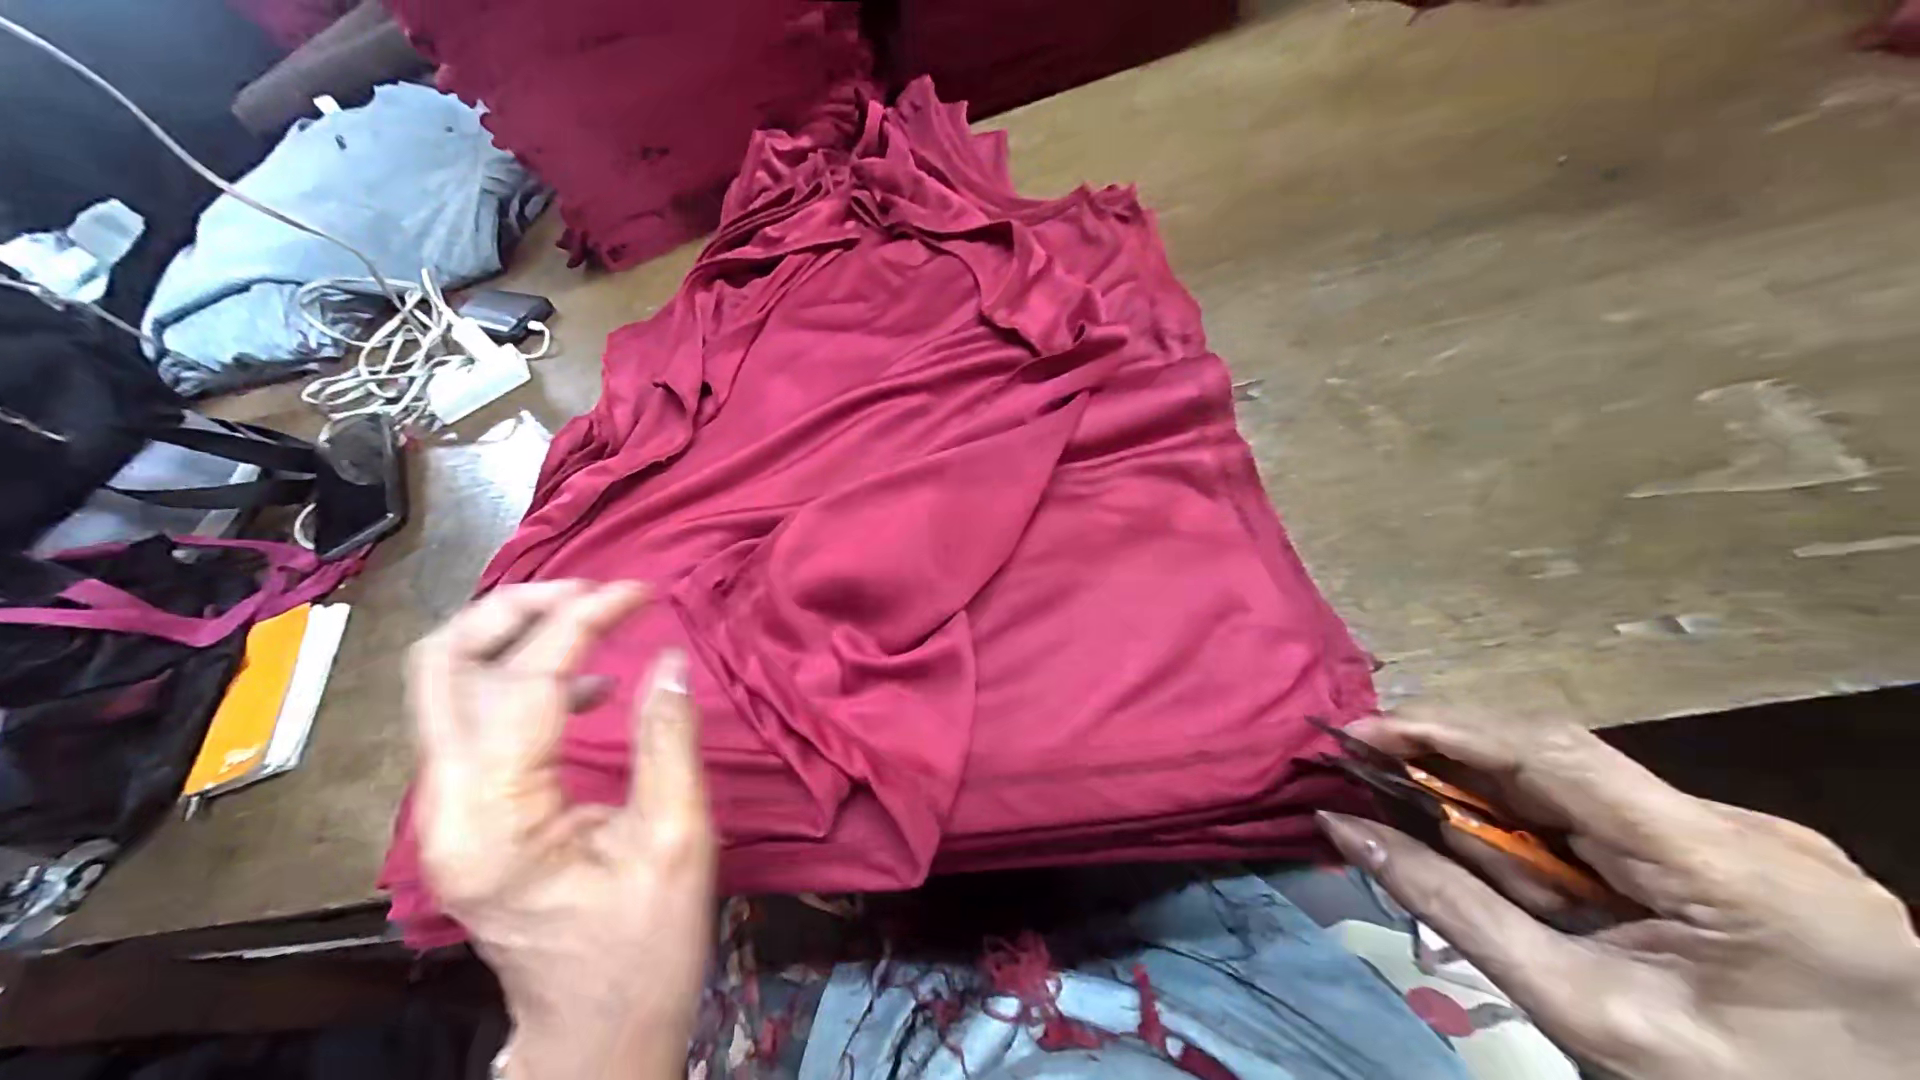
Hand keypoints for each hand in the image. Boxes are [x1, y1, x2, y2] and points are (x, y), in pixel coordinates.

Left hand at [408, 581, 714, 1079]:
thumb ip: (667, 739)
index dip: (583, 621)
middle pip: (440, 666)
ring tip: (592, 619)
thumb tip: (669, 659)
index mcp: (498, 819)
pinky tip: (584, 686)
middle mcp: (447, 807)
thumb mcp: (676, 839)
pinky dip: (521, 676)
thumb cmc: (643, 947)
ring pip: (446, 684)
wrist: (593, 1031)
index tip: (640, 591)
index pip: (526, 682)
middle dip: (515, 609)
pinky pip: (473, 716)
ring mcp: (445, 810)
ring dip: (514, 635)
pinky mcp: (465, 811)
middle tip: (591, 590)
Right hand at [1317, 707, 1919, 1079]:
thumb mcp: (1580, 1011)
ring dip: (1498, 816)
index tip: (1356, 732)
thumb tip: (1342, 825)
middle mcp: (1747, 830)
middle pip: (1558, 763)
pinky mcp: (1734, 852)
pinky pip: (1601, 816)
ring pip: (1572, 787)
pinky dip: (1540, 838)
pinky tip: (1539, 889)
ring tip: (1490, 882)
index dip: (1443, 728)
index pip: (1557, 754)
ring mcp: (1749, 837)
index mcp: (1737, 871)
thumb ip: (1453, 906)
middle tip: (1373, 785)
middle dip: (1456, 771)